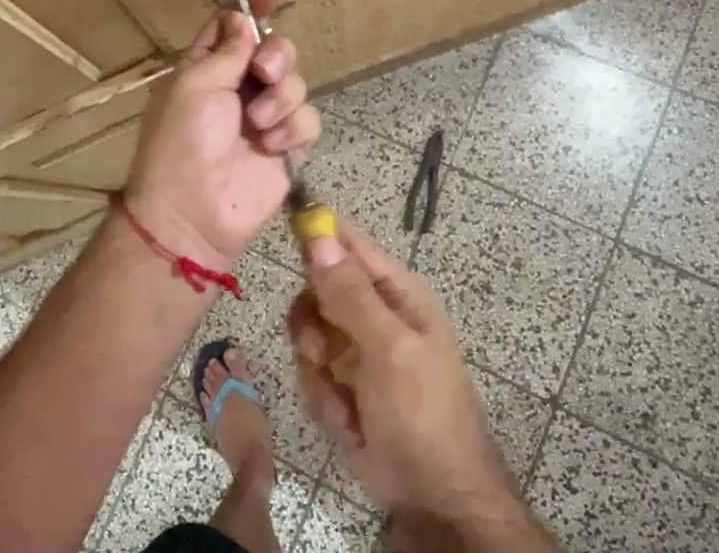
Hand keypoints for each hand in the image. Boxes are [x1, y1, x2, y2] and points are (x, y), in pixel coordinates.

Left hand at [124, 0, 320, 264]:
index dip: (254, 5)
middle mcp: (236, 87)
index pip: (233, 25)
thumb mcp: (195, 85)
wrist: (193, 212)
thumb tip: (242, 20)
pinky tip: (272, 147)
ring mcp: (263, 117)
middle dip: (277, 55)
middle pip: (274, 50)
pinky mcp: (286, 145)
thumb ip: (226, 51)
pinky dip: (293, 128)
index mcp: (205, 67)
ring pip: (295, 83)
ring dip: (282, 97)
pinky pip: (307, 119)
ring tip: (259, 124)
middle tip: (265, 72)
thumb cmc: (182, 141)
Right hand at [287, 230, 520, 520]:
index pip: (351, 245)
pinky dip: (323, 399)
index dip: (319, 233)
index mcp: (398, 294)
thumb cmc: (421, 412)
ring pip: (306, 333)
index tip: (287, 225)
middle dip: (312, 324)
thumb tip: (319, 238)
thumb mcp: (389, 348)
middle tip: (318, 350)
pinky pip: (309, 371)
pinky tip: (348, 422)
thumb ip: (351, 294)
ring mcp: (355, 349)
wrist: (431, 493)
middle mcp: (374, 313)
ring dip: (317, 371)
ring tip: (343, 401)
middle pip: (316, 288)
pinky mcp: (339, 383)